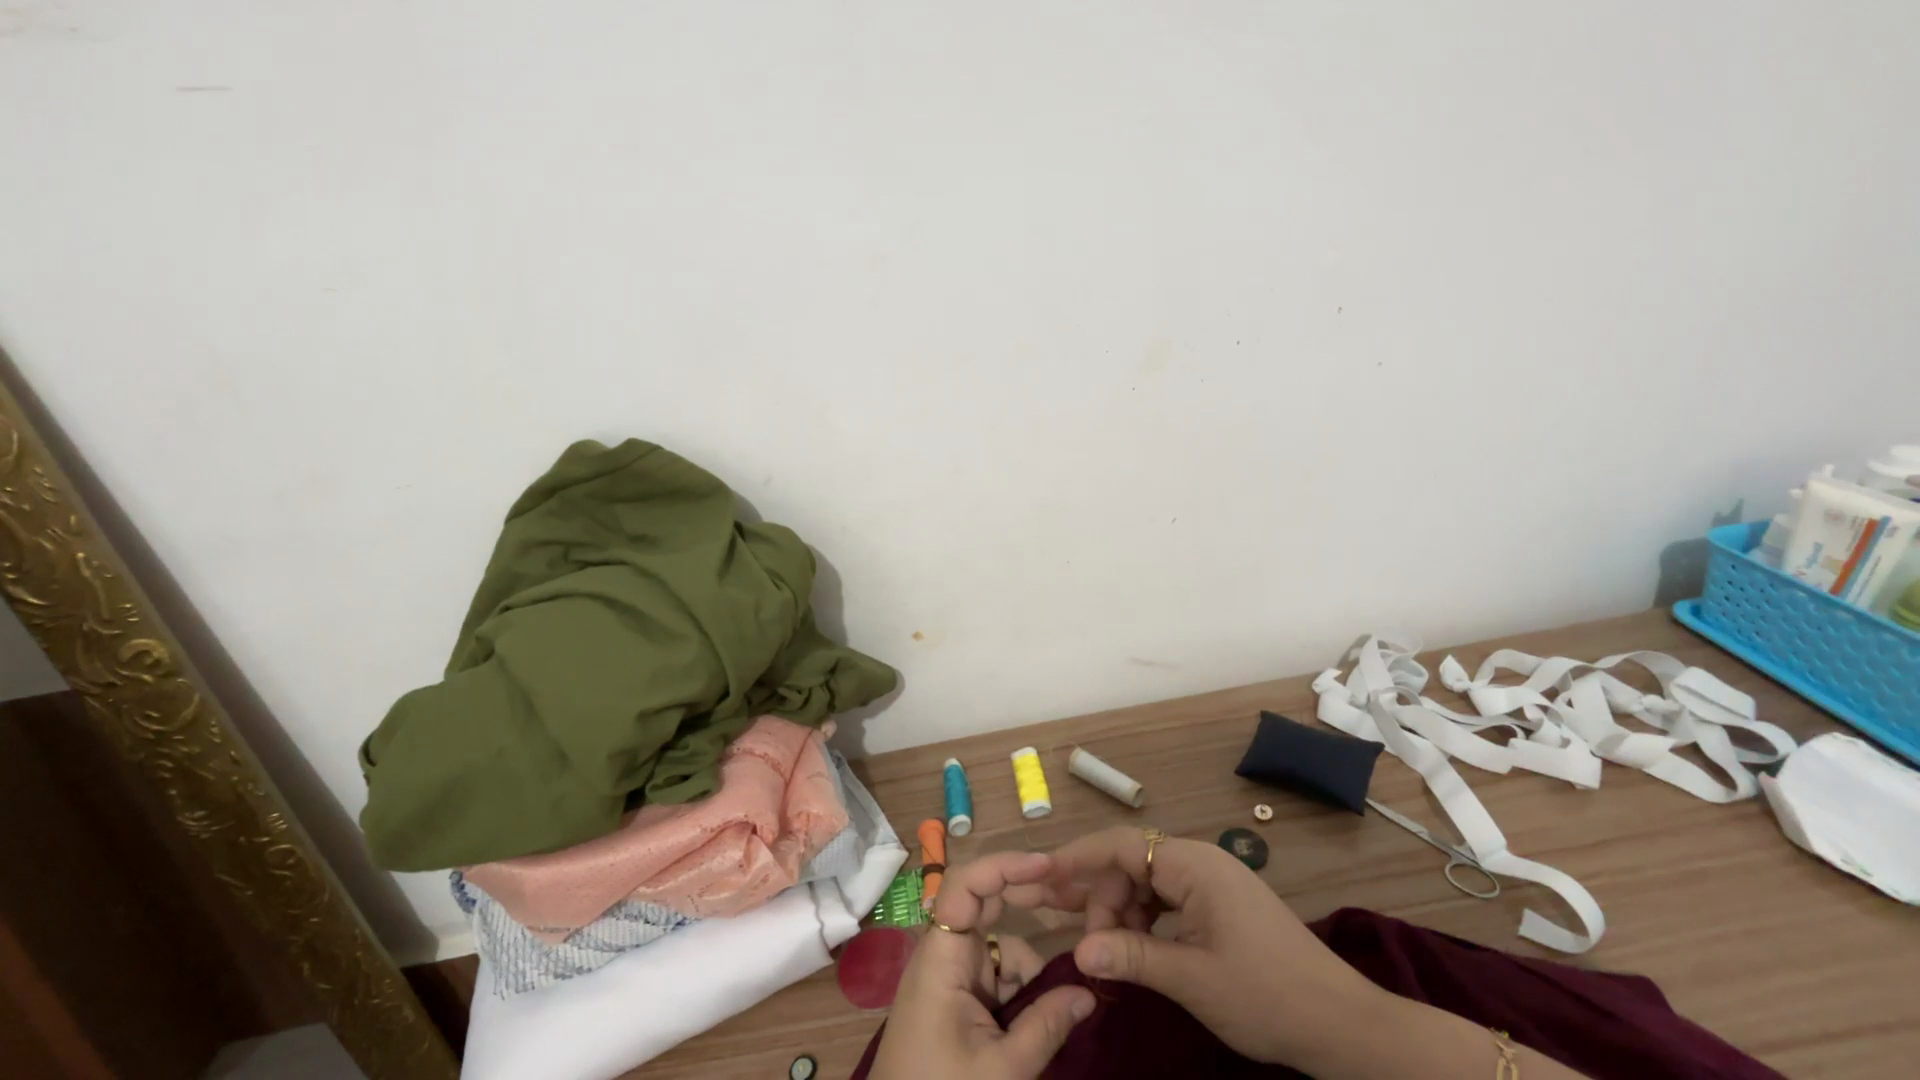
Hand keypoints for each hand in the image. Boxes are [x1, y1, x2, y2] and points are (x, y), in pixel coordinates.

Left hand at [866, 851, 1096, 1079]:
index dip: (1004, 865)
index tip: (1048, 865)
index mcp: (942, 958)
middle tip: (1076, 905)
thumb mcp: (1003, 1070)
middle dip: (1029, 900)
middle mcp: (944, 954)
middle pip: (986, 904)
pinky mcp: (957, 998)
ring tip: (1063, 1007)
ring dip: (1032, 969)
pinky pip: (998, 975)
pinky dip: (1023, 988)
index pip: (965, 886)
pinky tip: (1046, 1017)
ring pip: (1001, 947)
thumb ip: (1047, 1026)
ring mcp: (950, 976)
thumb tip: (1089, 992)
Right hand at [1044, 826, 1386, 1068]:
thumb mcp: (1191, 979)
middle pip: (1130, 865)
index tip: (1040, 880)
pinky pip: (1166, 902)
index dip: (1076, 859)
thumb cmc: (1266, 995)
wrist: (1341, 1024)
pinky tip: (1131, 951)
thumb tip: (1076, 952)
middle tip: (1083, 946)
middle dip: (1100, 900)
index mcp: (1194, 865)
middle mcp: (1200, 864)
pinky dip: (1143, 923)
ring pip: (1146, 885)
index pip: (1121, 845)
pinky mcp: (1220, 908)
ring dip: (1120, 914)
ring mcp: (1212, 885)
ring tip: (1100, 951)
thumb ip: (1131, 957)